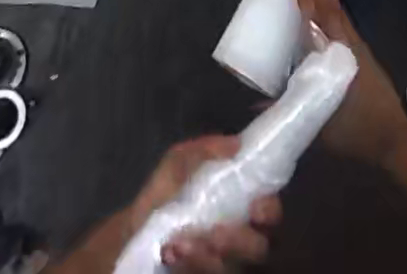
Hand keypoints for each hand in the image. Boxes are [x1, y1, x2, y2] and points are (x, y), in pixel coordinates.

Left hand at [129, 136, 281, 272]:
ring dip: (205, 255)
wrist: (135, 227)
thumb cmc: (166, 189)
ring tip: (178, 242)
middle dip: (239, 241)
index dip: (270, 210)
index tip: (256, 207)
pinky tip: (170, 251)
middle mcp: (239, 237)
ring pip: (231, 267)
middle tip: (216, 233)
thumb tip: (237, 144)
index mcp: (240, 203)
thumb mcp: (179, 160)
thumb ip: (205, 149)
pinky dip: (189, 264)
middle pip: (259, 248)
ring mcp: (223, 263)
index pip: (271, 212)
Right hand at [293, 0, 406, 166]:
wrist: (393, 138)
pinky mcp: (364, 55)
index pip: (317, 19)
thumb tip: (256, 102)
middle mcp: (346, 46)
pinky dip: (334, 7)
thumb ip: (286, 108)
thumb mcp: (316, 123)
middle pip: (331, 8)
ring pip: (340, 12)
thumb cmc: (354, 131)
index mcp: (332, 57)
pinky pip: (345, 22)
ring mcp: (358, 49)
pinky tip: (329, 7)